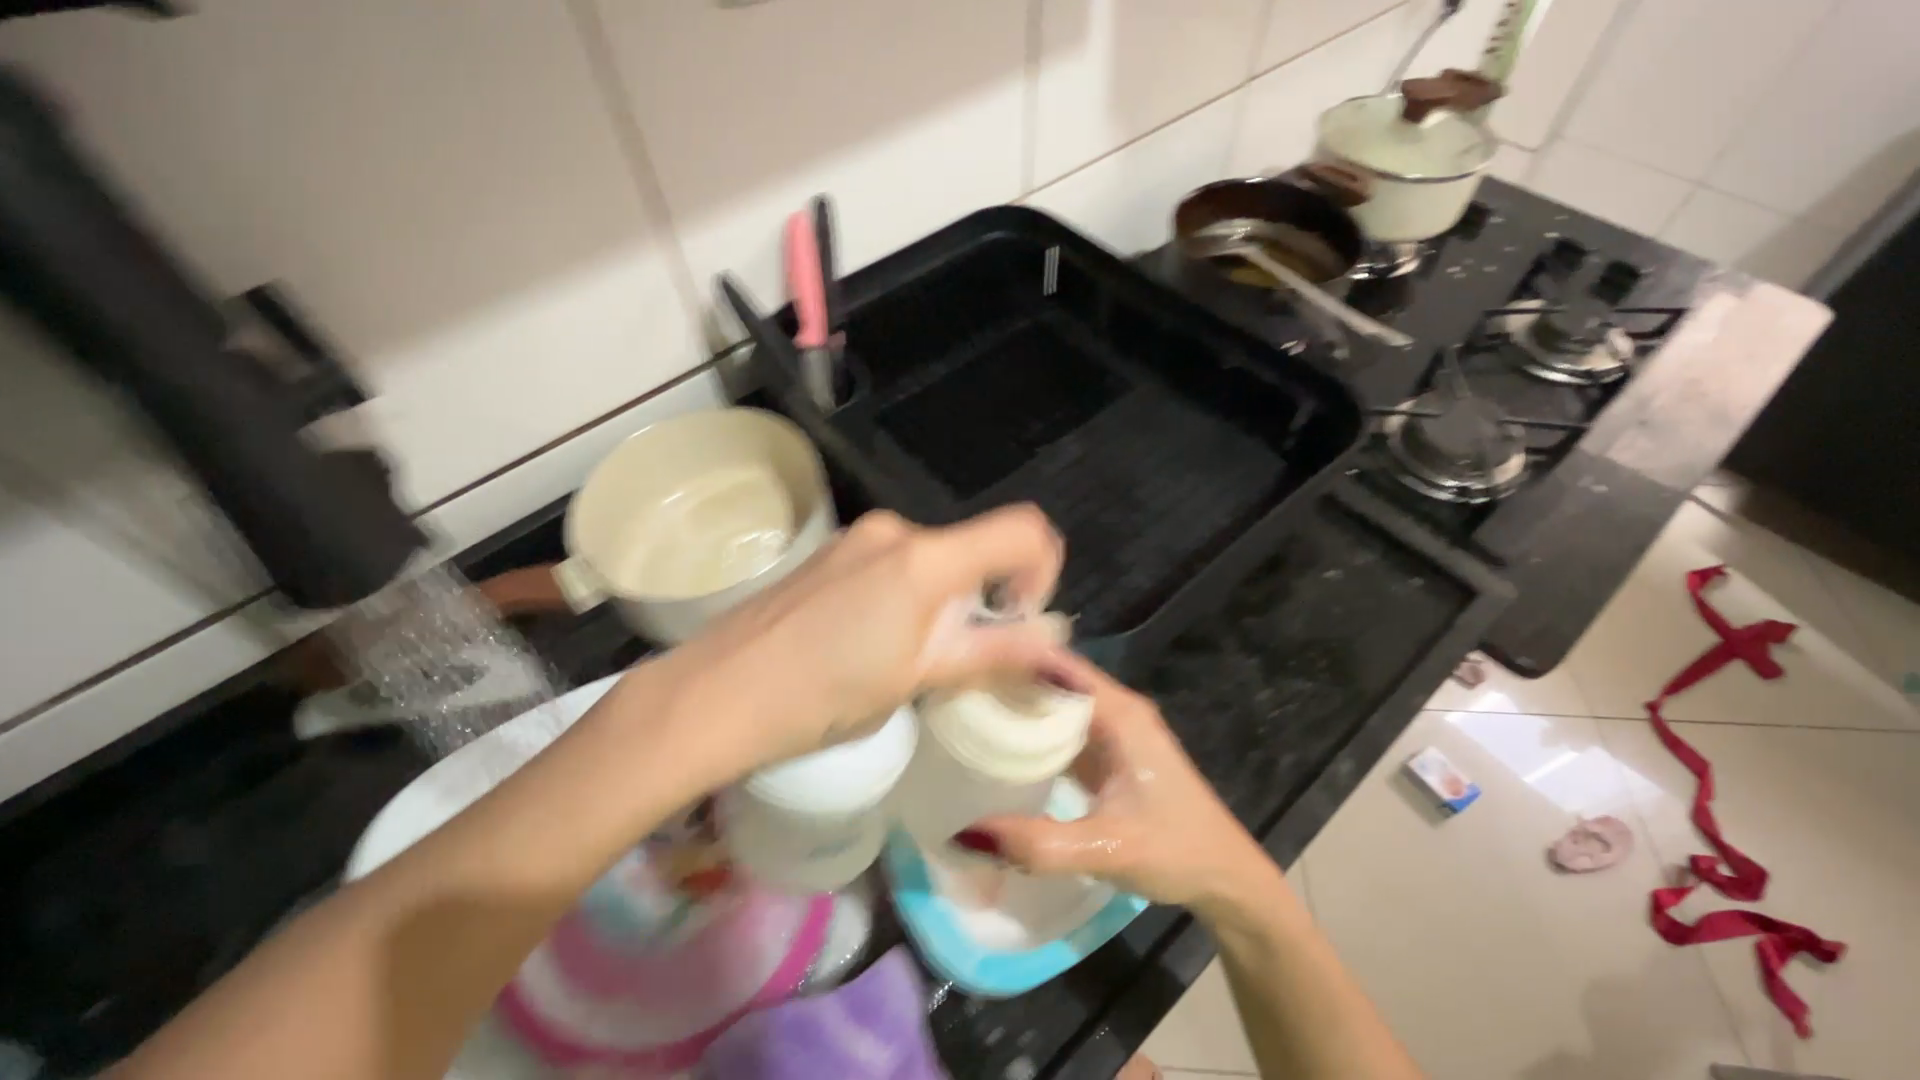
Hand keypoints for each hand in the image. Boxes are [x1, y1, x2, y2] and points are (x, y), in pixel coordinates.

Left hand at [653, 504, 1069, 773]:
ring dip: (942, 605)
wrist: (714, 695)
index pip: (1024, 530)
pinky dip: (906, 600)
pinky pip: (893, 566)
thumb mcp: (916, 679)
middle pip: (974, 550)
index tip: (1021, 623)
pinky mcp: (828, 555)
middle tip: (952, 665)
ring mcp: (855, 538)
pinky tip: (865, 648)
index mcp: (925, 558)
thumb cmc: (820, 696)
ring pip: (933, 563)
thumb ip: (993, 654)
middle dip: (983, 603)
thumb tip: (1058, 647)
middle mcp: (894, 530)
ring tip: (901, 665)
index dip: (1044, 571)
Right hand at [961, 653, 1277, 912]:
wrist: (1224, 879)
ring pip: (1051, 704)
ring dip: (1011, 706)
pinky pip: (1057, 731)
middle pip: (1048, 678)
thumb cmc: (1176, 851)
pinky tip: (990, 748)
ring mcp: (1110, 733)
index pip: (1053, 663)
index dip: (1006, 657)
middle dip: (1000, 680)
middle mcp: (1114, 711)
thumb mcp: (1107, 849)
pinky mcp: (1106, 756)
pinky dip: (1027, 734)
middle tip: (942, 691)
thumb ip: (1039, 844)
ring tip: (955, 712)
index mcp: (1119, 713)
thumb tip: (961, 835)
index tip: (954, 662)